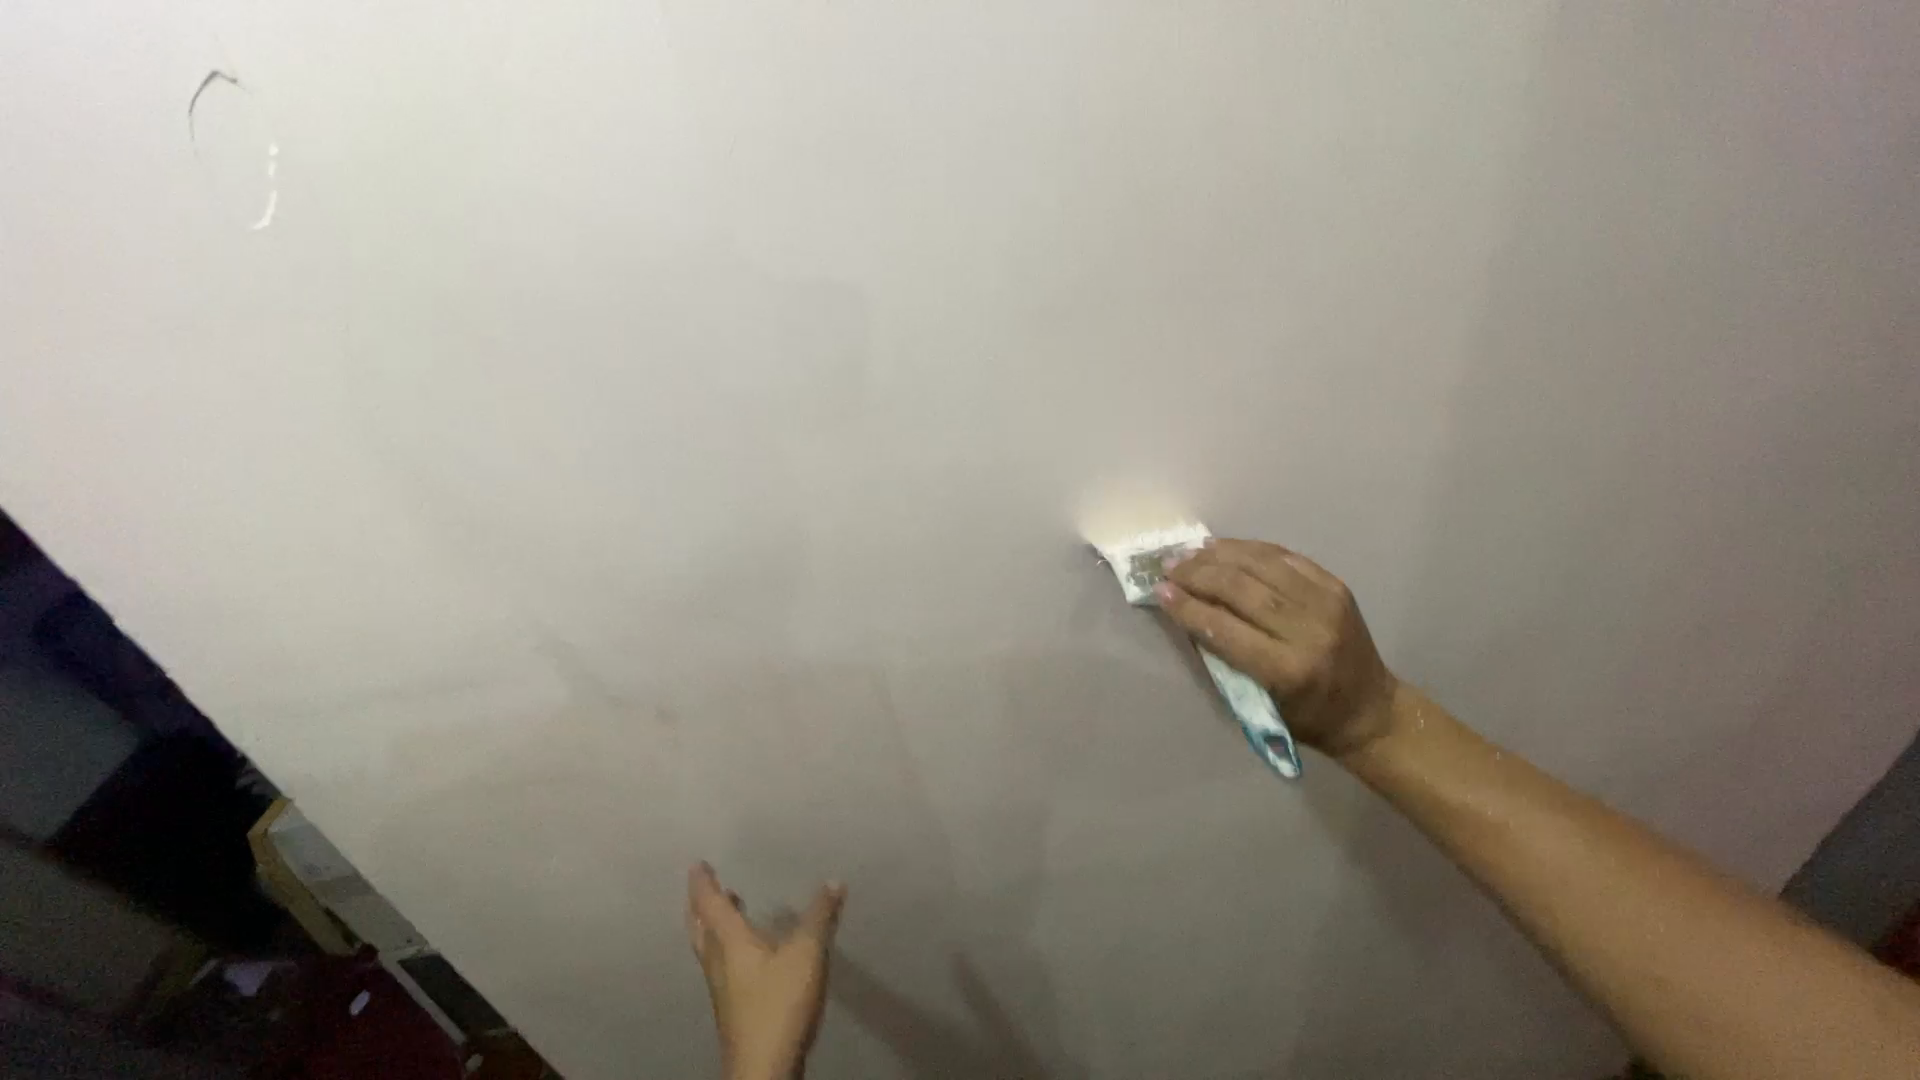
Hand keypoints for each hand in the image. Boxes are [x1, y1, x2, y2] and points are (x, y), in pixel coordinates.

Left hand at [686, 862, 846, 1079]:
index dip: (703, 883)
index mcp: (729, 943)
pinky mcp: (732, 1008)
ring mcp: (722, 989)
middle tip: (704, 885)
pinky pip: (721, 964)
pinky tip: (749, 952)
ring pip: (709, 948)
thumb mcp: (807, 953)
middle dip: (700, 904)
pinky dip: (726, 946)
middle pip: (700, 927)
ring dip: (713, 925)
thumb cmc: (779, 1003)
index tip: (697, 864)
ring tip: (727, 908)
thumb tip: (833, 880)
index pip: (710, 904)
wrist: (763, 1070)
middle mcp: (718, 962)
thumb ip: (820, 916)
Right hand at [1157, 538, 1399, 758]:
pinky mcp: (1336, 587)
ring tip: (1188, 553)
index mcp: (1287, 669)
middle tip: (1168, 567)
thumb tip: (1187, 612)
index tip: (1159, 592)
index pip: (1224, 629)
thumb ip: (1225, 657)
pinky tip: (1223, 547)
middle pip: (1242, 590)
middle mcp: (1309, 631)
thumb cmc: (1306, 717)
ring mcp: (1326, 604)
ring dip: (1219, 556)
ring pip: (1262, 565)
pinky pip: (1285, 558)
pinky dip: (1249, 549)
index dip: (1188, 608)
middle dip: (1198, 575)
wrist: (1370, 710)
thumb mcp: (1259, 701)